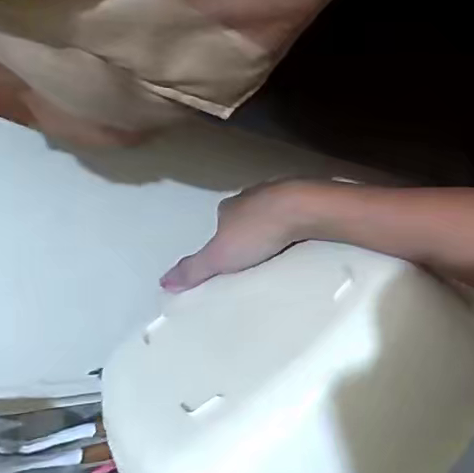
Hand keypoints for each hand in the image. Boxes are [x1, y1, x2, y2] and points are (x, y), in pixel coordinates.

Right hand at [161, 180, 326, 292]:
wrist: (306, 207)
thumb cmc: (259, 231)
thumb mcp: (219, 257)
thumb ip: (193, 269)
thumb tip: (163, 282)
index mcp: (229, 205)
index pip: (221, 220)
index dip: (225, 235)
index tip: (233, 251)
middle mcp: (254, 193)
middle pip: (249, 212)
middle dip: (252, 227)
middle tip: (260, 248)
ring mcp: (284, 190)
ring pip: (276, 207)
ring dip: (278, 221)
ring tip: (283, 242)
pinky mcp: (309, 194)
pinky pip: (302, 208)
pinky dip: (301, 218)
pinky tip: (306, 231)